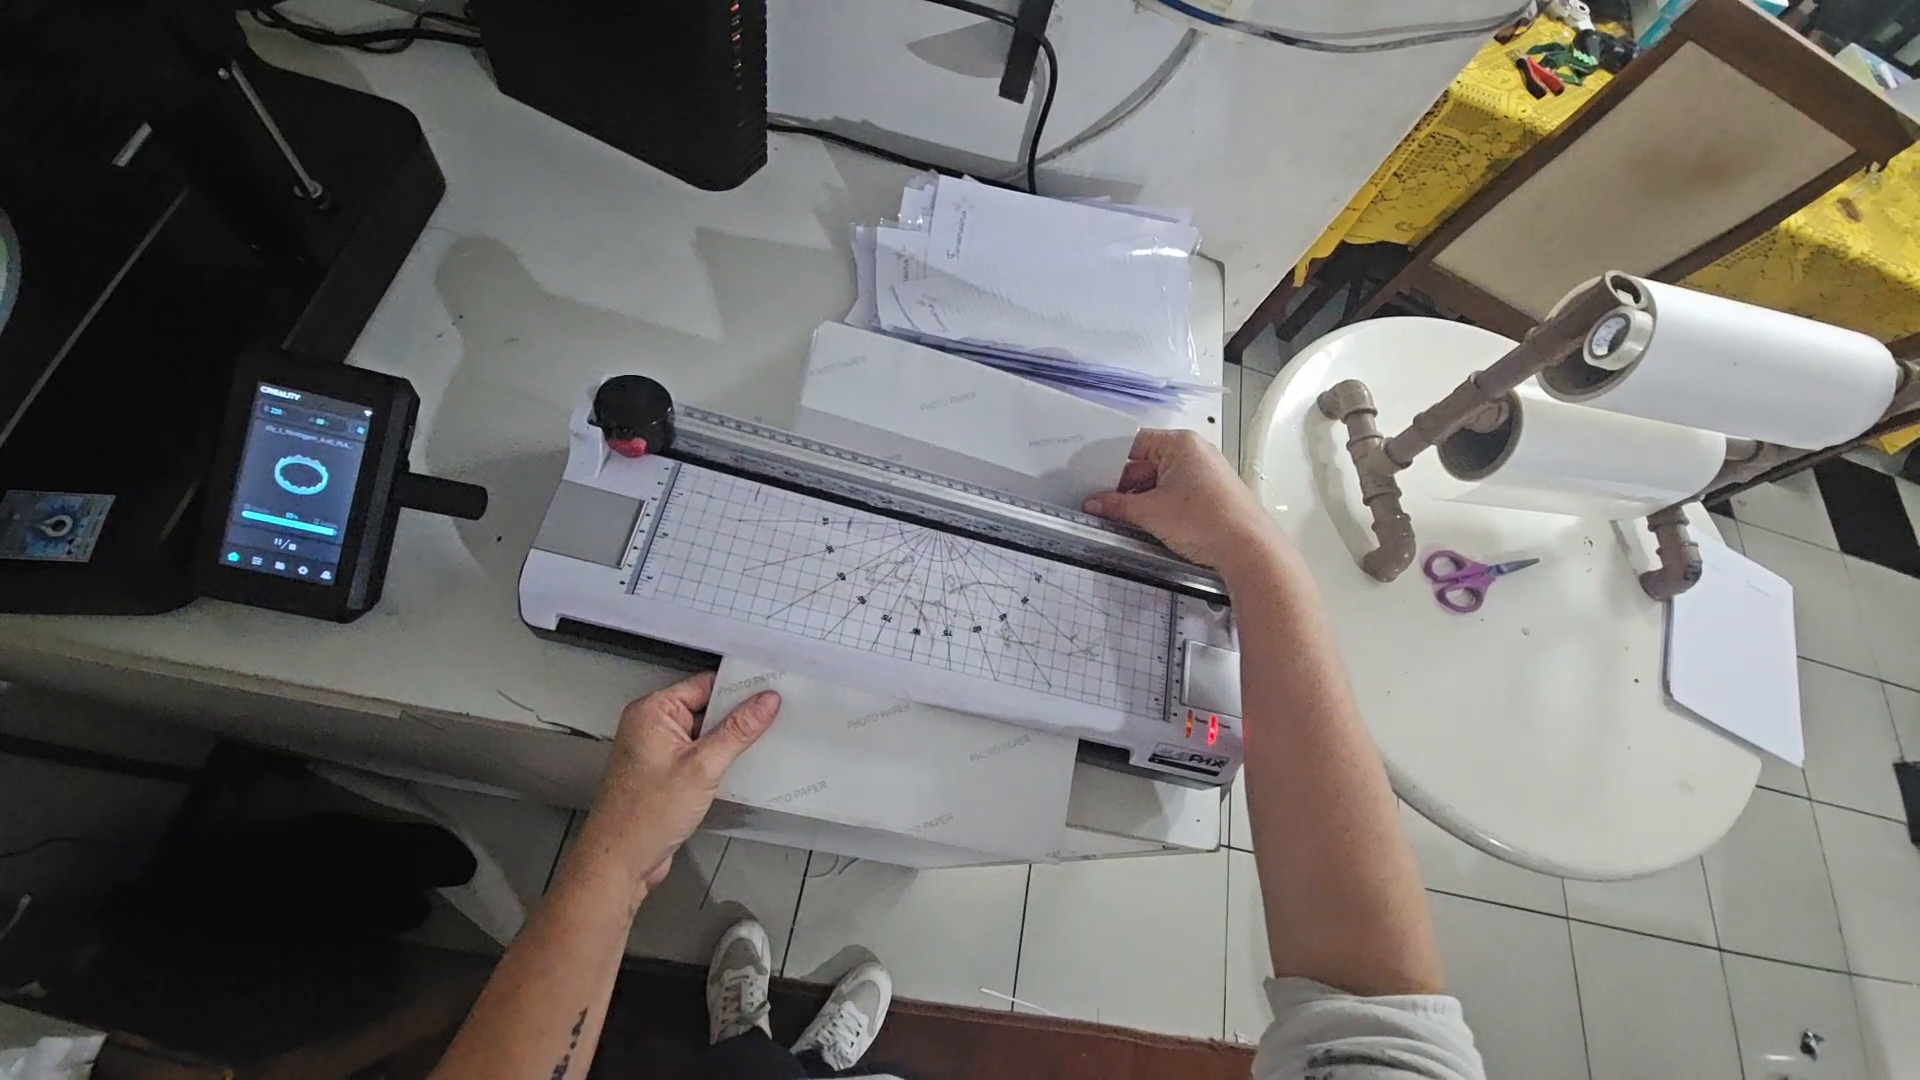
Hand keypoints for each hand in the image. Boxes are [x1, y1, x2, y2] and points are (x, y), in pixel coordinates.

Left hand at [574, 672, 780, 899]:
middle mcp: (651, 725)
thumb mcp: (702, 767)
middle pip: (706, 706)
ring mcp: (657, 749)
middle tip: (776, 714)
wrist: (618, 866)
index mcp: (652, 711)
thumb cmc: (646, 816)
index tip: (772, 689)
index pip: (705, 684)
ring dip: (729, 738)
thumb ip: (738, 730)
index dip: (739, 686)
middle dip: (738, 714)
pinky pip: (698, 753)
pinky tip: (742, 763)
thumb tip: (766, 701)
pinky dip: (719, 757)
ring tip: (764, 738)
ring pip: (705, 731)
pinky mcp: (664, 772)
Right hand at [1082, 429, 1283, 574]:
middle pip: (1146, 463)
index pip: (1134, 443)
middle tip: (1103, 504)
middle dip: (1124, 486)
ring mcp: (1204, 473)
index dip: (1110, 462)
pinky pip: (1174, 492)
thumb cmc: (1209, 521)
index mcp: (1180, 444)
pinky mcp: (1210, 493)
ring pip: (1160, 480)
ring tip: (1124, 517)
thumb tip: (1095, 503)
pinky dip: (1159, 505)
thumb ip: (1116, 506)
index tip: (1093, 479)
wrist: (1248, 549)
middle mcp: (1195, 452)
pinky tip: (1148, 522)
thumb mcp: (1149, 512)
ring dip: (1141, 498)